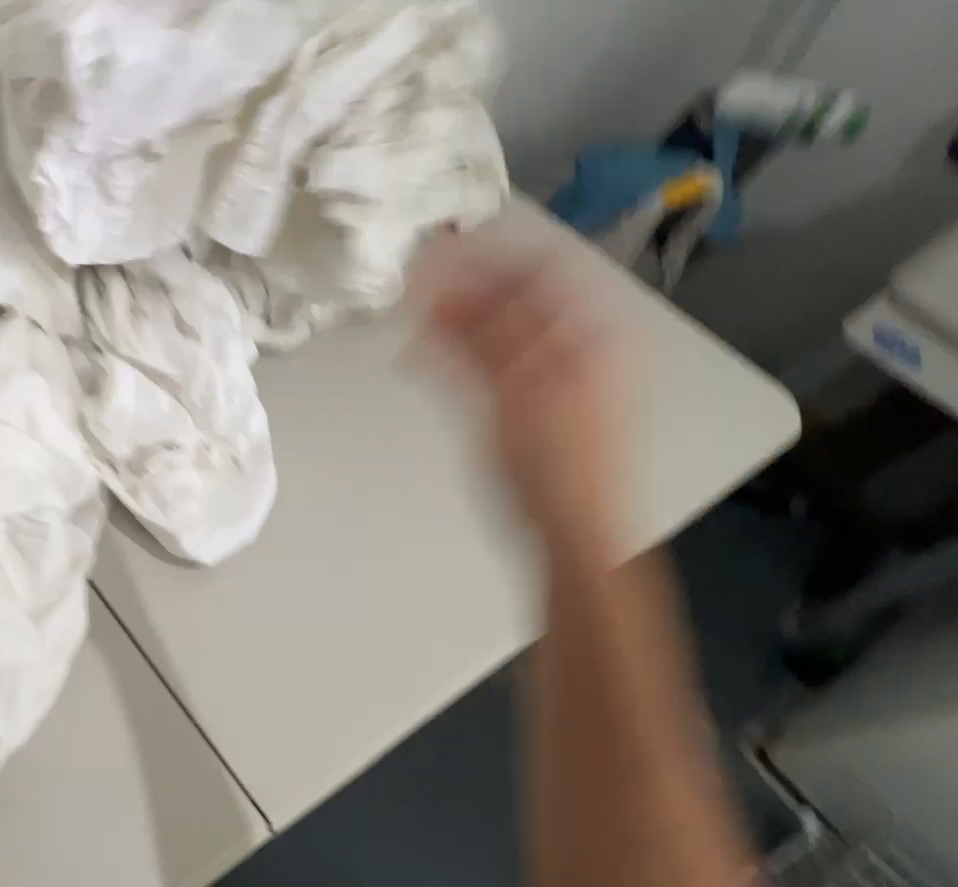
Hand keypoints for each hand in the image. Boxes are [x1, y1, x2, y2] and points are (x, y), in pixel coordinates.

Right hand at [422, 245, 626, 553]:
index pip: (538, 269)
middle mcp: (574, 342)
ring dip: (450, 316)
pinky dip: (451, 351)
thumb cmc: (560, 467)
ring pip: (495, 327)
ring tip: (407, 312)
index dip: (488, 252)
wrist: (572, 528)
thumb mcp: (518, 395)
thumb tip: (438, 289)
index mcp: (590, 331)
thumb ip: (478, 340)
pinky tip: (420, 352)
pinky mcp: (524, 400)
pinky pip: (485, 360)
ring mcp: (549, 372)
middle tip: (409, 278)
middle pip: (512, 295)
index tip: (438, 246)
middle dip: (460, 284)